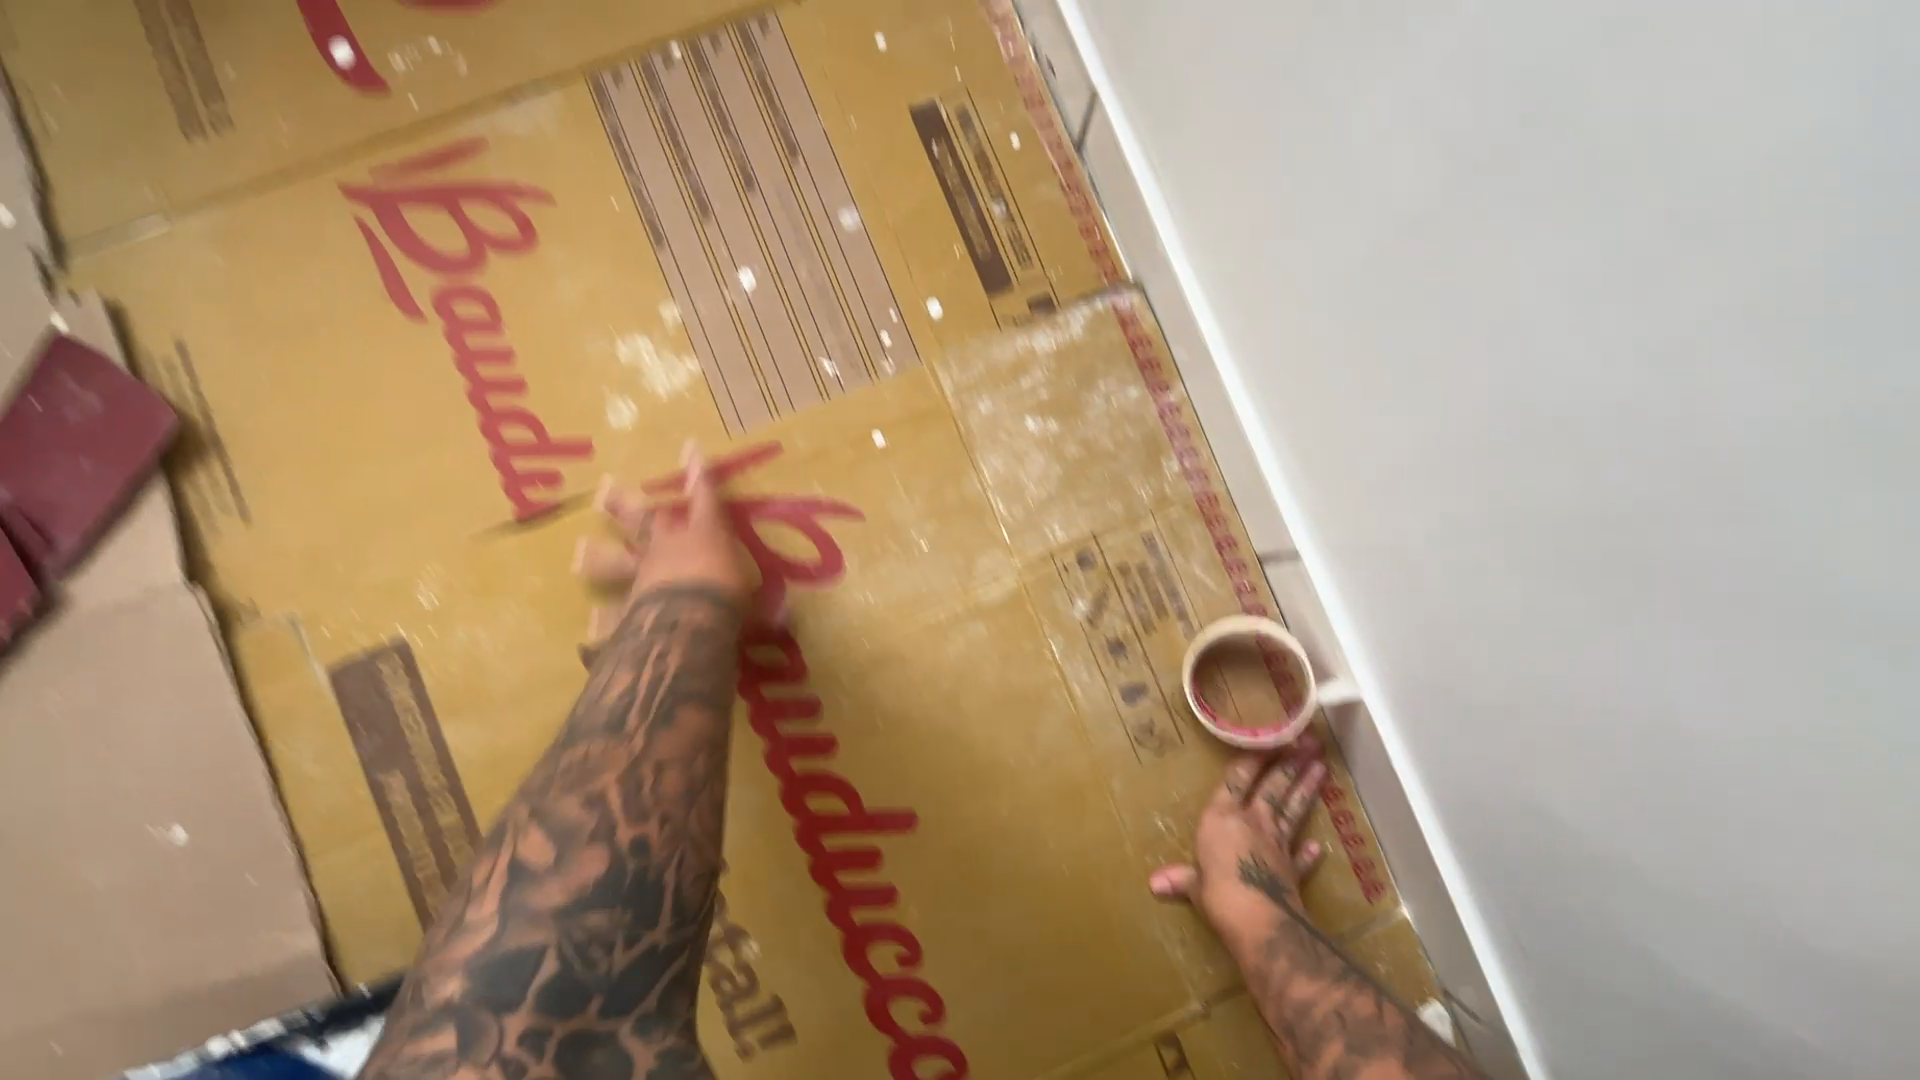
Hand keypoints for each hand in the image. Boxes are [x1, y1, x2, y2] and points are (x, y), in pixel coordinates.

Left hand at [575, 443, 754, 651]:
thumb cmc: (728, 599)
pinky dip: (600, 623)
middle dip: (625, 503)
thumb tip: (786, 619)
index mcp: (704, 536)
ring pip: (613, 559)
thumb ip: (766, 610)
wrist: (687, 623)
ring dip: (598, 556)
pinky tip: (587, 632)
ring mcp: (641, 575)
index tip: (690, 448)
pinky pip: (609, 613)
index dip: (699, 474)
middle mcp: (667, 548)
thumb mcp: (755, 603)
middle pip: (642, 518)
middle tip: (605, 487)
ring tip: (581, 552)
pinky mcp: (625, 606)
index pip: (705, 497)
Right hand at [1149, 735, 1328, 947]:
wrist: (1261, 922)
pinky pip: (1301, 856)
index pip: (1237, 779)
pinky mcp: (1292, 869)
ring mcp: (1276, 844)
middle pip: (1273, 787)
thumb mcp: (1194, 885)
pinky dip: (1310, 852)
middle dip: (1289, 764)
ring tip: (1322, 768)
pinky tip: (1320, 845)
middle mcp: (1252, 822)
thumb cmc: (1219, 894)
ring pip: (1292, 810)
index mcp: (1221, 818)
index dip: (1253, 759)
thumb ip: (1181, 879)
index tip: (1270, 739)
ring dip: (1307, 789)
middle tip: (1310, 744)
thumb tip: (1154, 884)